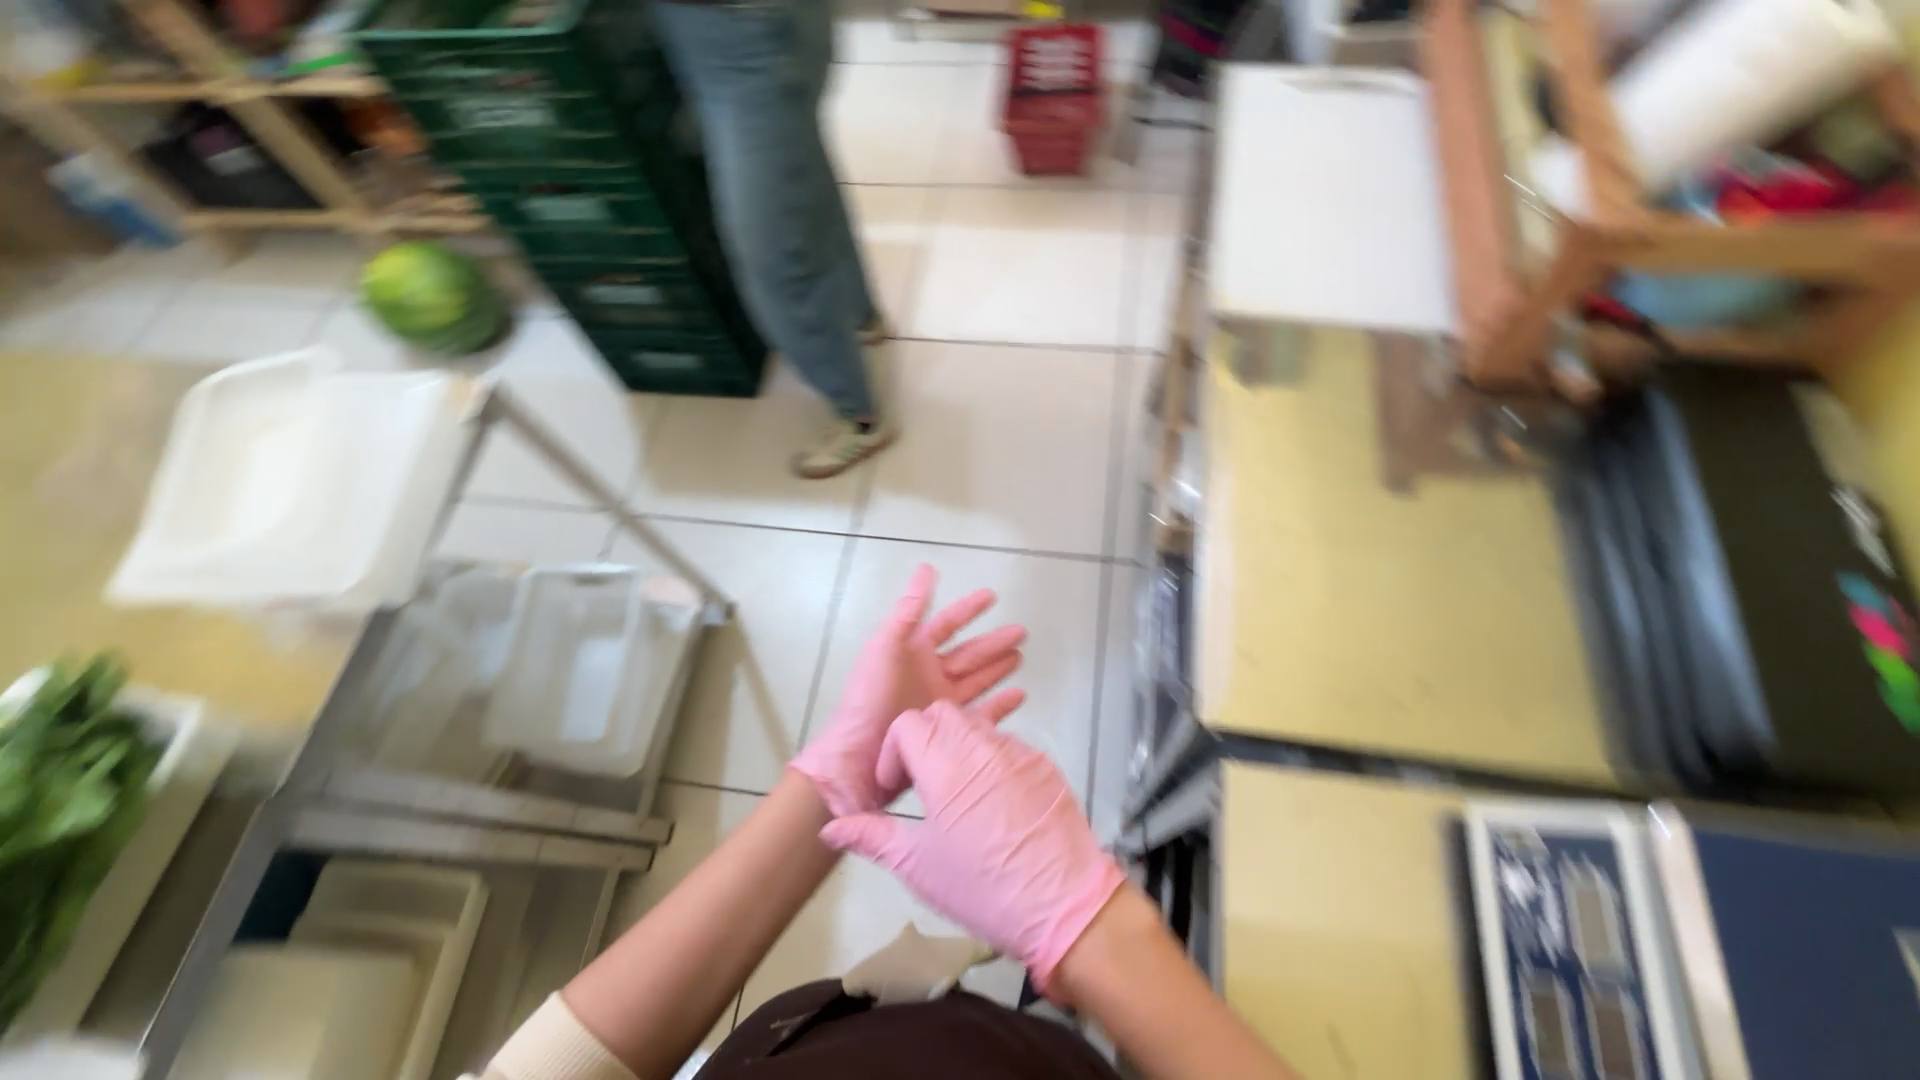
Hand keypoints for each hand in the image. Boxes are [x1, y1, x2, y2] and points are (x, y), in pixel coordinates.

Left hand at [791, 564, 1025, 815]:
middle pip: (968, 653)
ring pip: (976, 680)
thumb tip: (926, 568)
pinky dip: (999, 705)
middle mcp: (928, 675)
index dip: (968, 609)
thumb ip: (909, 609)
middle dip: (993, 642)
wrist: (861, 756)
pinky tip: (1018, 696)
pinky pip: (980, 714)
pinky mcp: (947, 730)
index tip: (992, 596)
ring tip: (1020, 657)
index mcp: (913, 652)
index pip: (946, 623)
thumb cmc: (871, 697)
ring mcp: (938, 704)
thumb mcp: (887, 645)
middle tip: (1022, 631)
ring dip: (998, 668)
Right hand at [818, 701, 1124, 994]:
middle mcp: (982, 747)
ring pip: (978, 724)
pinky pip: (1008, 744)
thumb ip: (871, 837)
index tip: (897, 787)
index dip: (893, 750)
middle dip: (924, 738)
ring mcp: (1019, 753)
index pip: (909, 723)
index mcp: (946, 766)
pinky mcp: (1045, 765)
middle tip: (923, 781)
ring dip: (958, 744)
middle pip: (942, 714)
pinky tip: (994, 801)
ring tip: (958, 791)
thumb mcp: (919, 866)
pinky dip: (991, 758)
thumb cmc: (983, 888)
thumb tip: (830, 829)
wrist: (1065, 905)